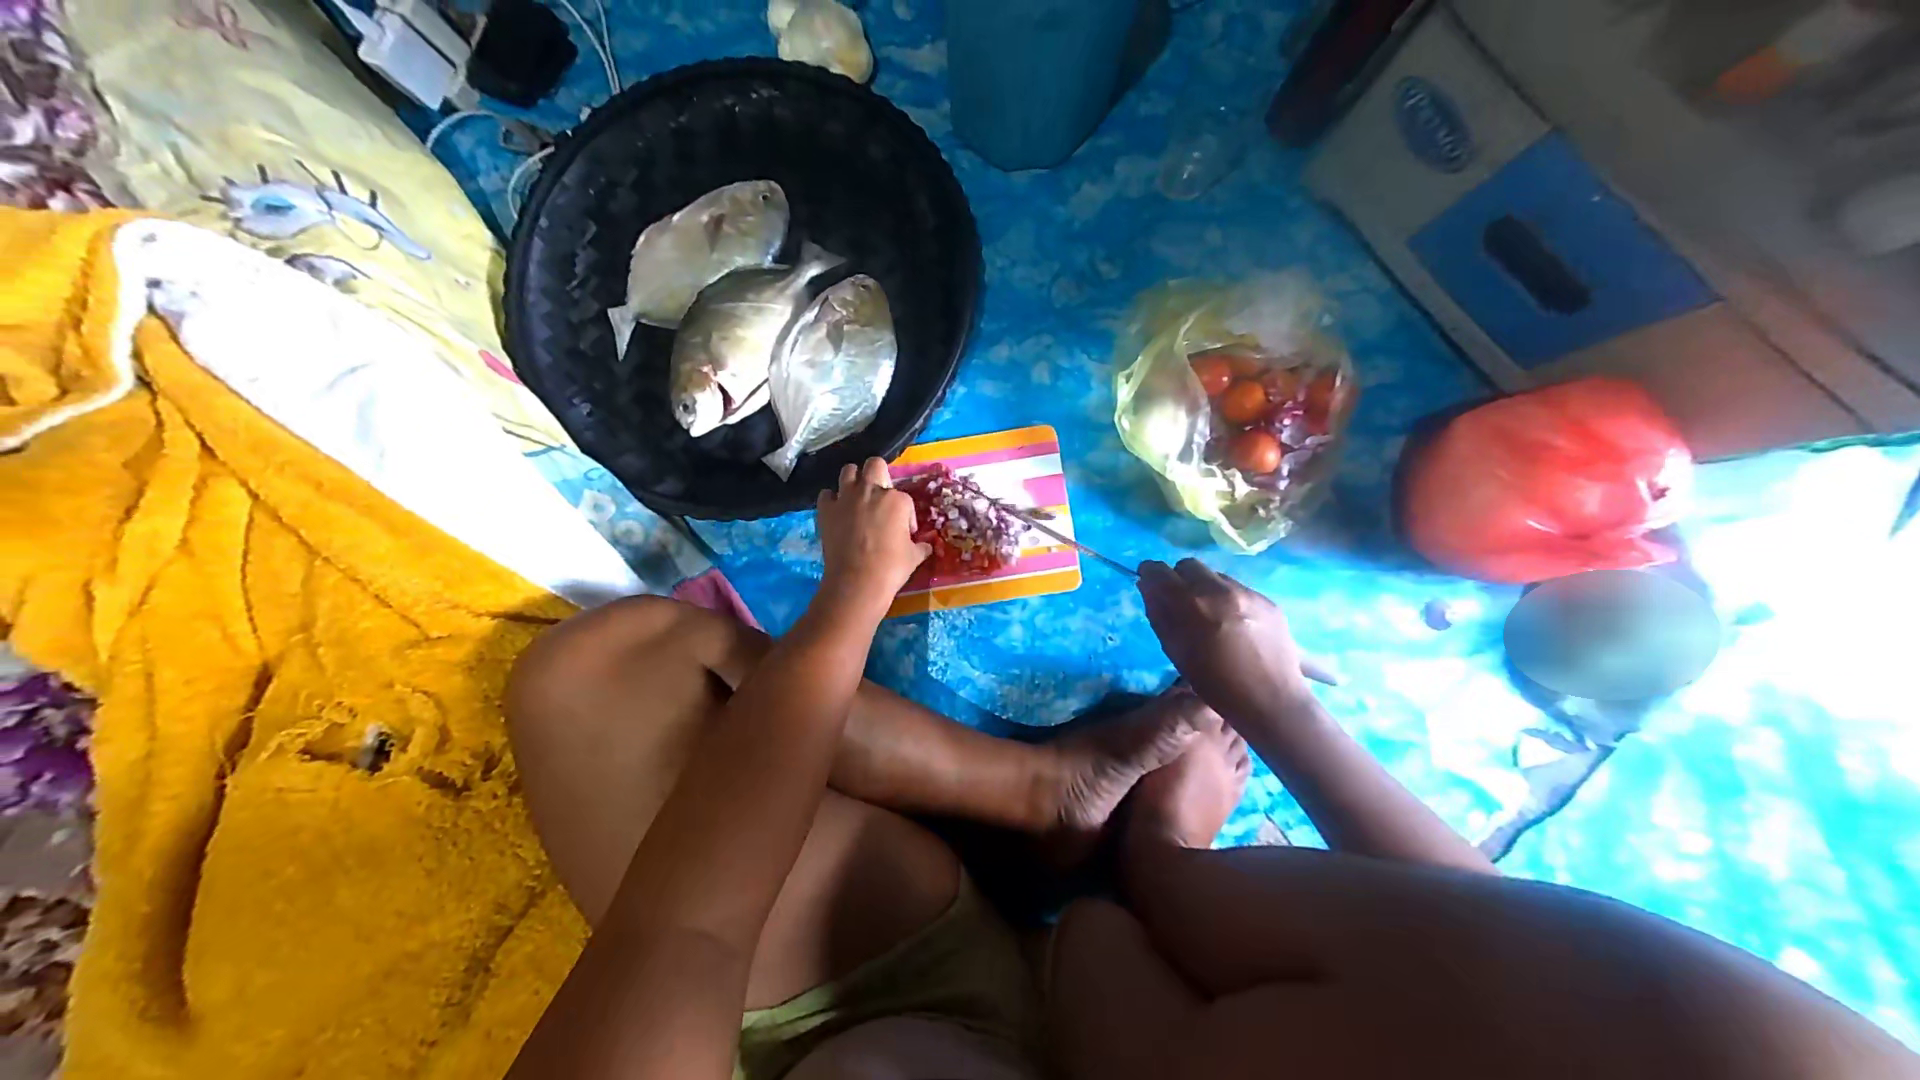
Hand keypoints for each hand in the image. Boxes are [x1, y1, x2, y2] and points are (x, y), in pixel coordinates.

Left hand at [816, 458, 929, 605]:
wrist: (857, 582)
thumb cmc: (891, 568)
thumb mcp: (914, 557)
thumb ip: (920, 546)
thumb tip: (925, 546)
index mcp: (897, 500)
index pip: (904, 499)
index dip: (906, 515)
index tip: (904, 531)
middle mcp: (871, 491)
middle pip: (875, 465)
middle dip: (879, 475)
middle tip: (881, 496)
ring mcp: (846, 498)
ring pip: (848, 471)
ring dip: (854, 480)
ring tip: (857, 496)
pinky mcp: (826, 510)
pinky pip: (827, 494)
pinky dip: (832, 500)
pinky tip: (838, 511)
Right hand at [1138, 559, 1315, 724]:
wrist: (1270, 699)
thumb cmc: (1214, 683)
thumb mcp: (1175, 650)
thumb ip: (1158, 614)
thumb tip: (1146, 587)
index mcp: (1191, 603)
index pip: (1160, 571)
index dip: (1150, 574)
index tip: (1148, 583)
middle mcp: (1220, 589)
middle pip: (1189, 565)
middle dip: (1179, 578)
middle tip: (1180, 601)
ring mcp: (1247, 592)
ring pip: (1216, 575)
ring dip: (1206, 588)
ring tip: (1211, 615)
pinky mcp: (1267, 600)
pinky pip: (1239, 588)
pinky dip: (1229, 599)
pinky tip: (1235, 624)